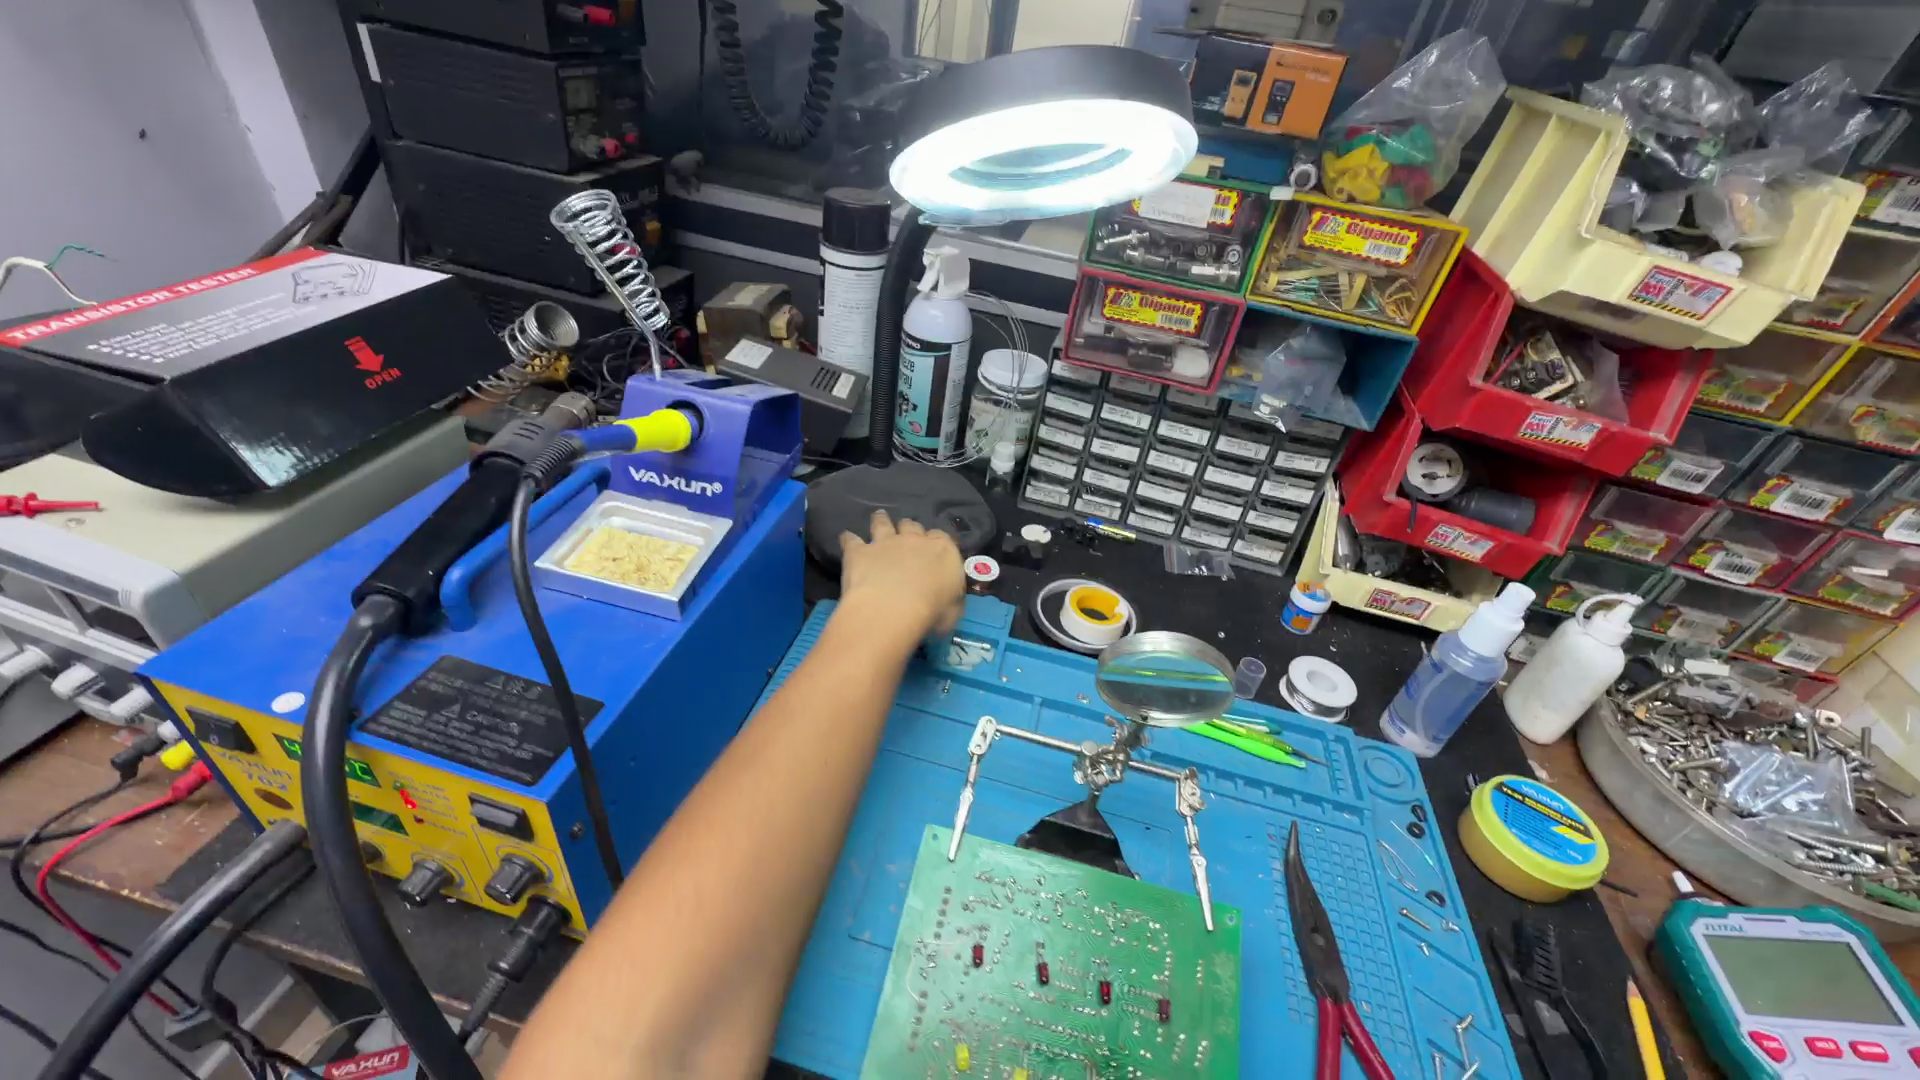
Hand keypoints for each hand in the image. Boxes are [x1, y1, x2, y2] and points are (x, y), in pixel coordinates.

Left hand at [838, 510, 964, 639]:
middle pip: (912, 526)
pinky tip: (846, 538)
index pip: (942, 538)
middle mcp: (914, 540)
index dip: (937, 542)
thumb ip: (951, 598)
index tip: (934, 550)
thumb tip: (948, 597)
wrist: (892, 609)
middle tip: (906, 535)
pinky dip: (849, 539)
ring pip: (883, 523)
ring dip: (881, 520)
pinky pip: (851, 540)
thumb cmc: (931, 613)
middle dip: (909, 529)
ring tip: (879, 517)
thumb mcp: (953, 610)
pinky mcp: (859, 552)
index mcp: (943, 551)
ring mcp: (885, 543)